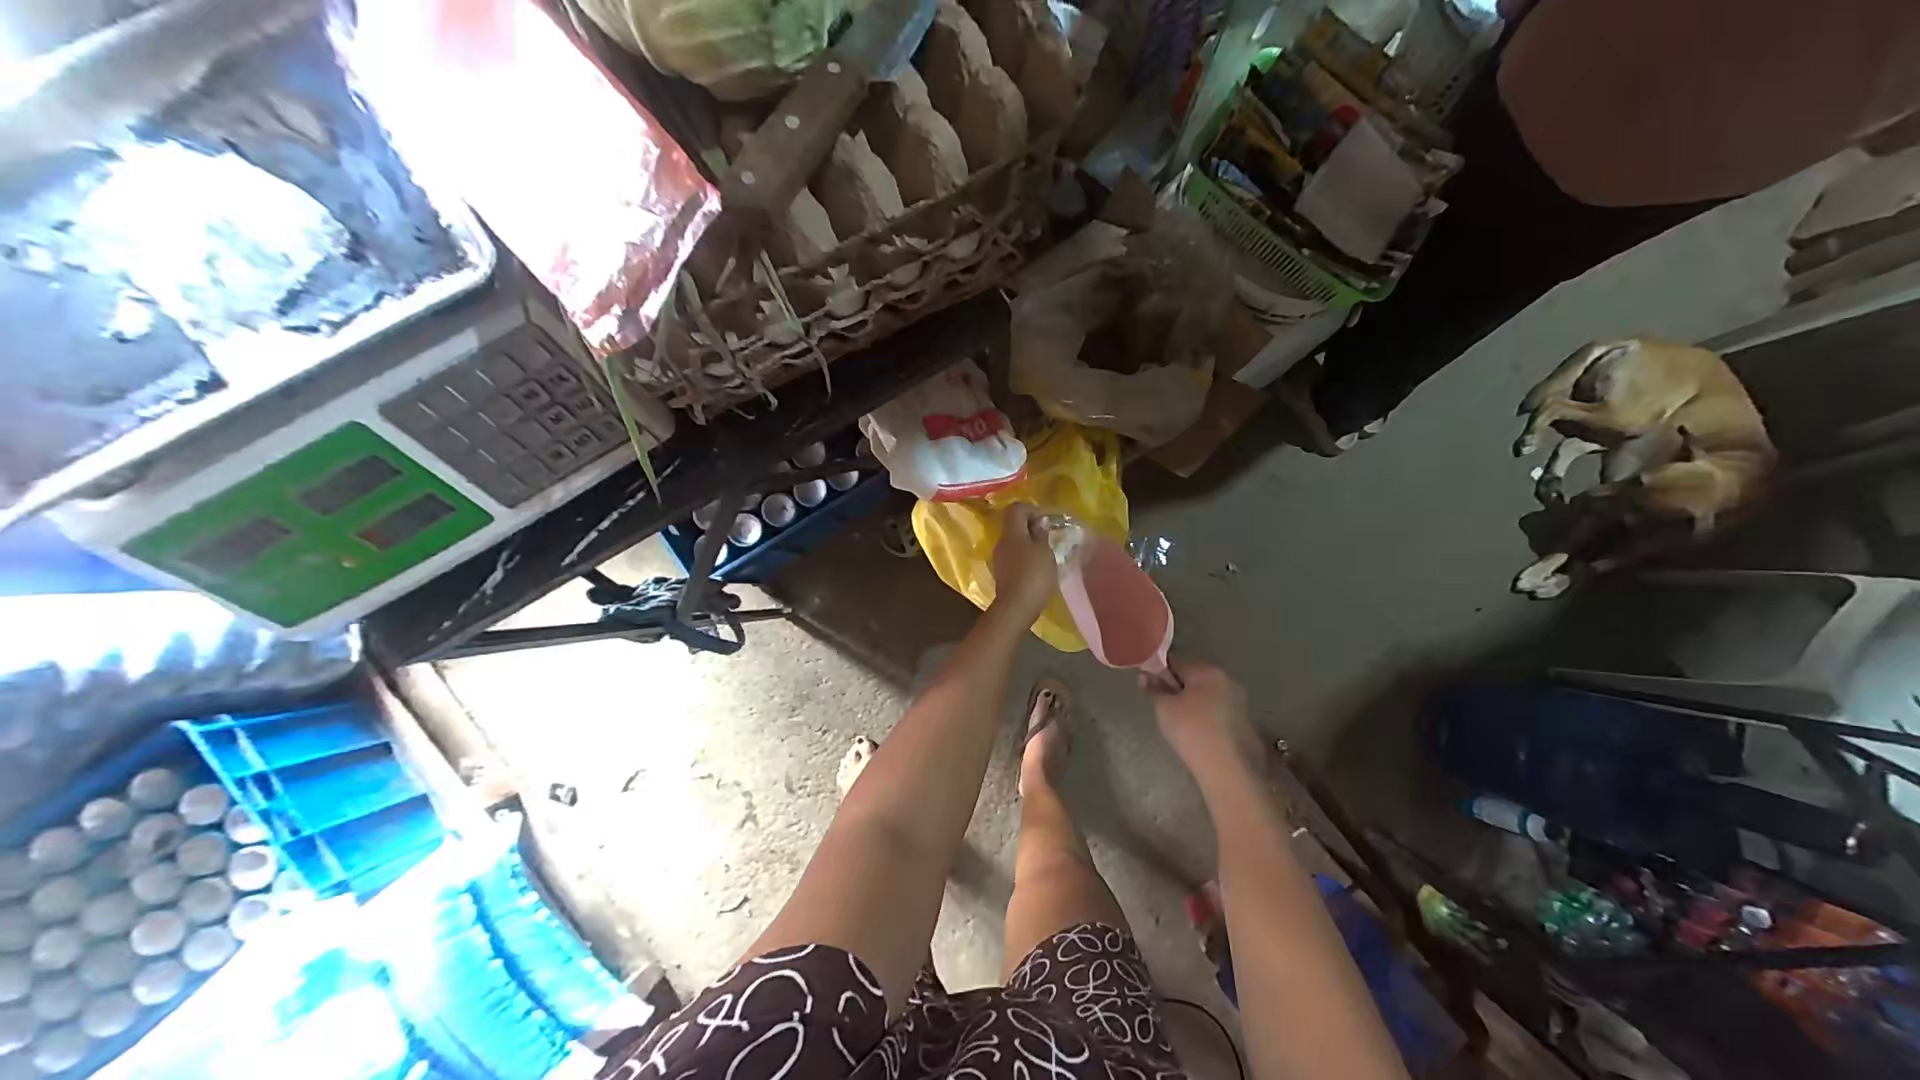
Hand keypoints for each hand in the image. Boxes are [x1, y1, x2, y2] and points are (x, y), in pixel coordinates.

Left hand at [991, 503, 1057, 617]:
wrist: (1016, 607)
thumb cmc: (1034, 575)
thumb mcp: (1044, 552)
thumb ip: (1041, 534)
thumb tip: (1038, 522)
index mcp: (1011, 533)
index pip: (1016, 508)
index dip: (1031, 510)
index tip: (1045, 522)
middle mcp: (1001, 542)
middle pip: (1014, 525)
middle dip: (1031, 528)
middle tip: (1048, 539)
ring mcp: (999, 558)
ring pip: (1014, 542)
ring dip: (1029, 544)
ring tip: (1045, 555)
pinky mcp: (1002, 573)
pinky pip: (1013, 557)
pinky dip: (1024, 558)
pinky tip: (1037, 569)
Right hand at [1141, 661, 1260, 782]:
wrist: (1228, 769)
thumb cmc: (1191, 730)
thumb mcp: (1163, 708)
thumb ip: (1153, 688)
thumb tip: (1145, 676)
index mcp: (1208, 670)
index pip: (1176, 663)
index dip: (1160, 676)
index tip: (1152, 691)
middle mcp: (1228, 680)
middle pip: (1194, 680)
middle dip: (1178, 691)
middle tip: (1165, 711)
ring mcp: (1240, 702)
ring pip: (1207, 698)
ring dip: (1193, 707)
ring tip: (1181, 727)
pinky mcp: (1245, 723)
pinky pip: (1218, 714)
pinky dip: (1206, 720)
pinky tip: (1198, 737)